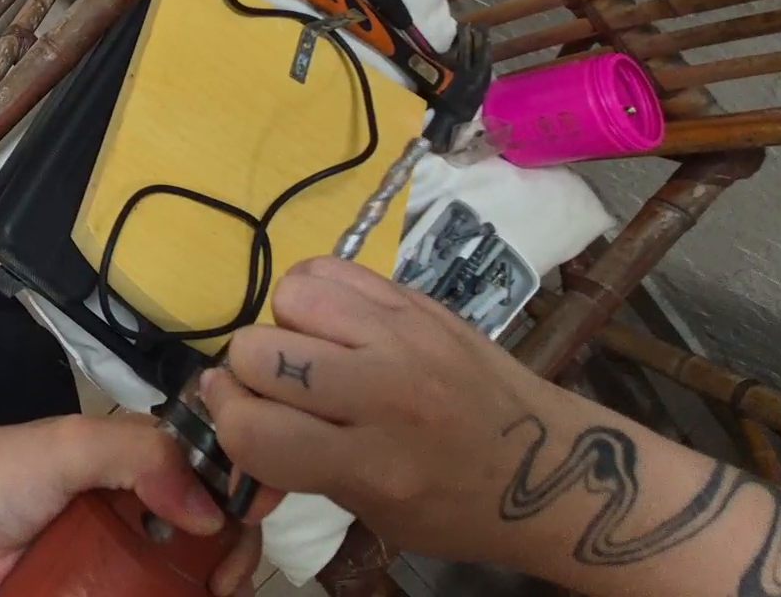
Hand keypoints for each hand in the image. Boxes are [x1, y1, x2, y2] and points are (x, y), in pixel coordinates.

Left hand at [0, 415, 271, 594]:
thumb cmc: (14, 469)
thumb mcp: (73, 447)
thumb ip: (136, 458)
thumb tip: (208, 511)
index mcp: (146, 451)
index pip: (215, 466)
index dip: (243, 492)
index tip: (246, 529)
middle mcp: (149, 494)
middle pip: (214, 525)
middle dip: (233, 555)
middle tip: (224, 586)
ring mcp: (133, 542)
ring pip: (192, 568)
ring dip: (210, 587)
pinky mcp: (115, 581)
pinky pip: (158, 593)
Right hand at [199, 256, 563, 563]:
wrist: (559, 469)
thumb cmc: (456, 505)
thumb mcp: (371, 512)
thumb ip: (291, 464)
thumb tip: (221, 416)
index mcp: (374, 466)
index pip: (250, 430)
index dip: (228, 420)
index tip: (239, 416)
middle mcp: (386, 394)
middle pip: (256, 354)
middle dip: (249, 373)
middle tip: (279, 388)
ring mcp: (402, 335)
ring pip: (287, 300)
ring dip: (285, 326)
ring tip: (315, 349)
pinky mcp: (413, 299)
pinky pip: (325, 267)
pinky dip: (314, 291)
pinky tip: (335, 320)